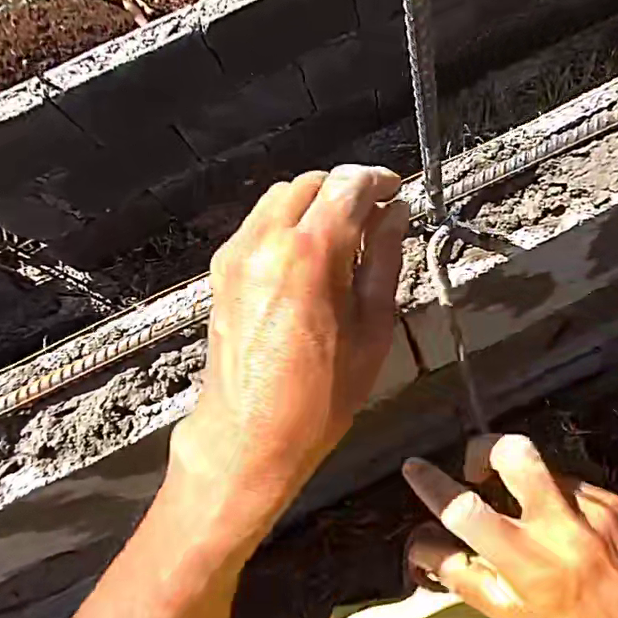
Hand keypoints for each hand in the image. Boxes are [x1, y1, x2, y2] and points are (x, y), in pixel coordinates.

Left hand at [166, 166, 409, 551]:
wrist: (247, 437)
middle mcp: (265, 242)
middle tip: (376, 218)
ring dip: (316, 204)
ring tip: (345, 238)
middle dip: (347, 190)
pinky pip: (260, 224)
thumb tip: (395, 216)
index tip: (396, 190)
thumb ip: (383, 260)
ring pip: (281, 197)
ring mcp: (236, 254)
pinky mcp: (222, 270)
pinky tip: (309, 257)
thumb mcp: (371, 330)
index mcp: (308, 255)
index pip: (347, 185)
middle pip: (311, 183)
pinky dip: (289, 224)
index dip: (378, 180)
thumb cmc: (318, 398)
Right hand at [401, 435, 617, 617]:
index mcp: (531, 566)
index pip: (467, 511)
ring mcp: (592, 506)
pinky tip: (564, 529)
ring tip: (524, 510)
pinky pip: (566, 482)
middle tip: (476, 470)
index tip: (414, 467)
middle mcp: (562, 527)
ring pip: (538, 465)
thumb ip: (465, 577)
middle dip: (483, 449)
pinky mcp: (612, 499)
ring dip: (520, 480)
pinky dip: (553, 497)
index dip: (432, 484)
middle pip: (515, 454)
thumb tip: (422, 544)